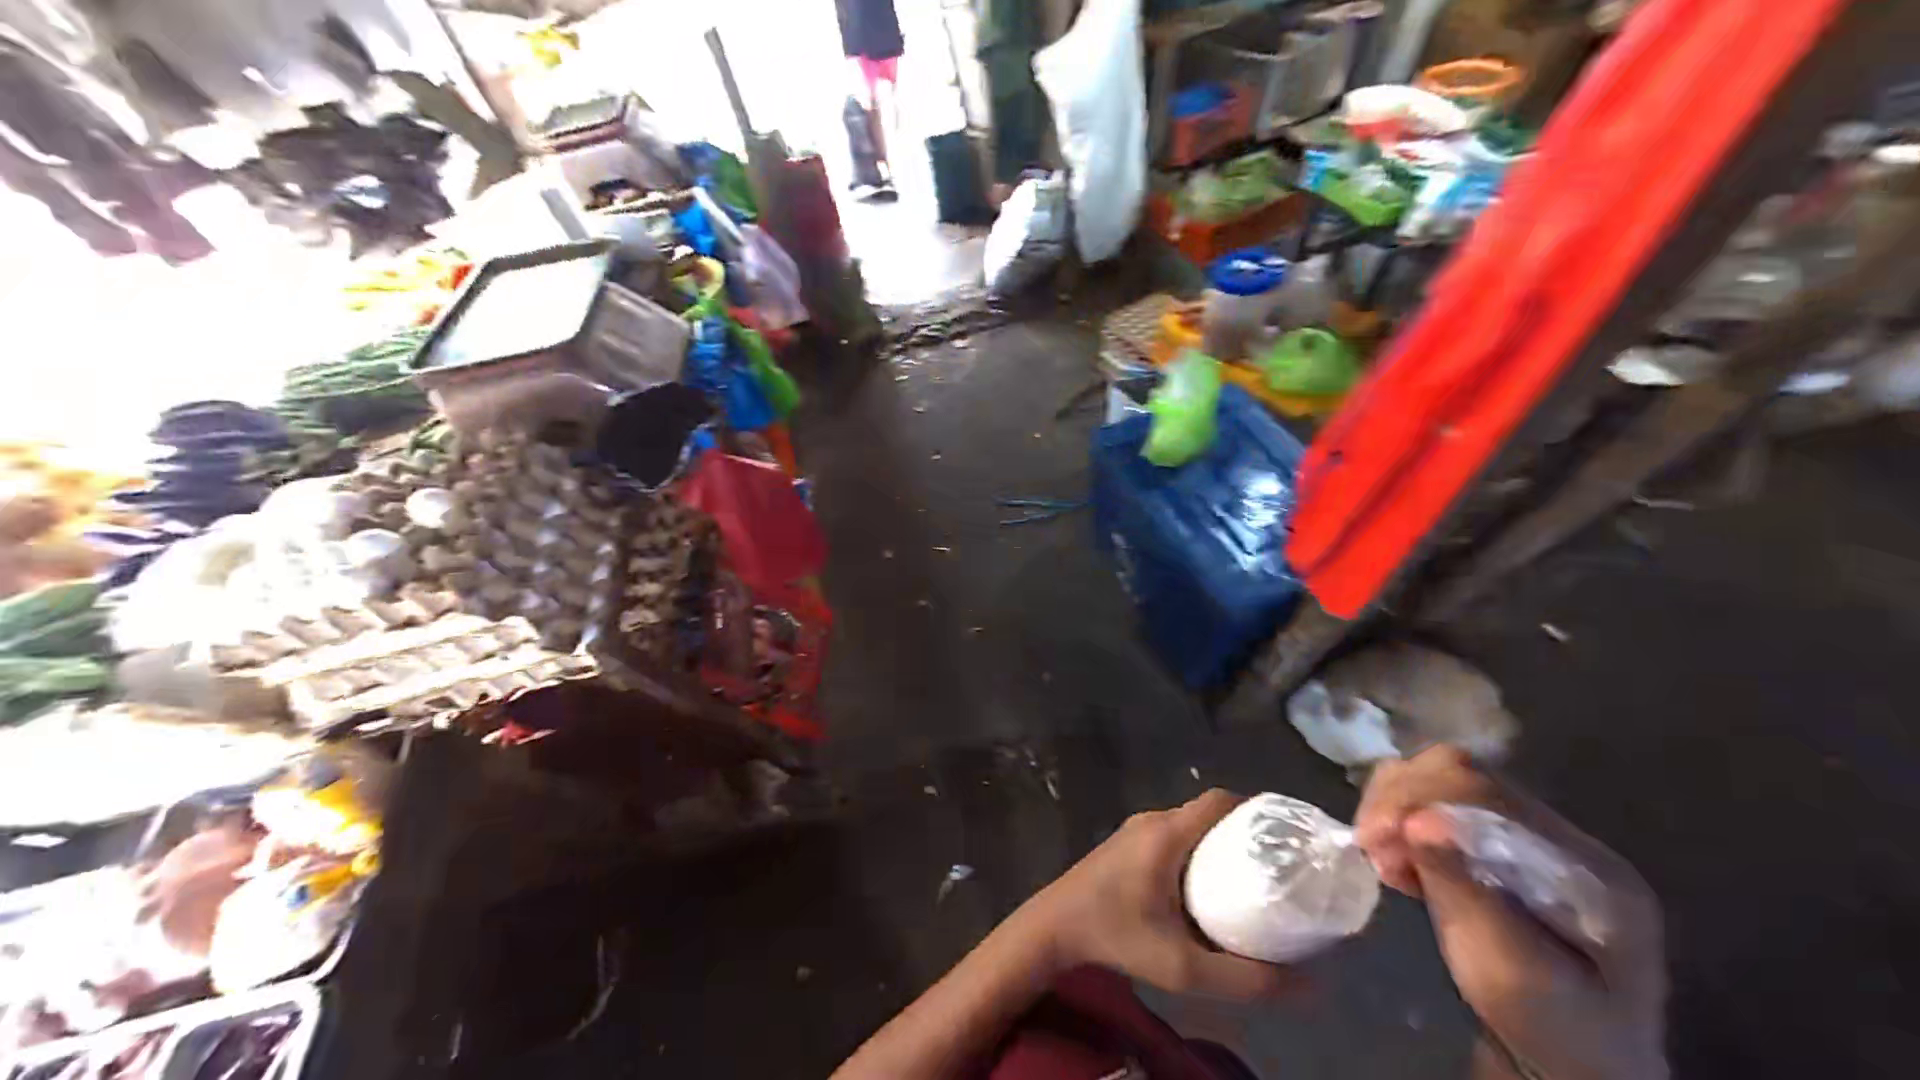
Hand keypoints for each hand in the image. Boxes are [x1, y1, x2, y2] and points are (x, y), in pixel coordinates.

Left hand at [1009, 789, 1293, 999]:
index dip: (1257, 811)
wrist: (1053, 928)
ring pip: (1189, 825)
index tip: (1286, 839)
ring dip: (1220, 844)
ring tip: (1253, 880)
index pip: (1220, 801)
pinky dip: (1197, 851)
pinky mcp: (1125, 845)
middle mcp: (1151, 821)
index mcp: (1166, 833)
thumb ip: (1247, 979)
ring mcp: (1135, 831)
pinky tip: (1210, 887)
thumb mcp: (1185, 968)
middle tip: (1278, 868)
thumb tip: (1311, 984)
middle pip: (1208, 812)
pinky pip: (1172, 835)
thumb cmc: (1116, 937)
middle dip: (1245, 833)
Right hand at [1357, 747, 1667, 1079]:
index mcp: (1584, 864)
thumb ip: (1465, 893)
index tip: (1373, 839)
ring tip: (1379, 853)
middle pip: (1460, 774)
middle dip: (1399, 800)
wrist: (1572, 1066)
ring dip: (1393, 806)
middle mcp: (1558, 836)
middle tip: (1370, 845)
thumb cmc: (1546, 1026)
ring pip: (1438, 779)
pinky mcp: (1494, 845)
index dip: (1418, 800)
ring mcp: (1526, 837)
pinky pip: (1433, 804)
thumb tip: (1419, 821)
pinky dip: (1399, 820)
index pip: (1487, 792)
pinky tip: (1394, 857)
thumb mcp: (1508, 972)